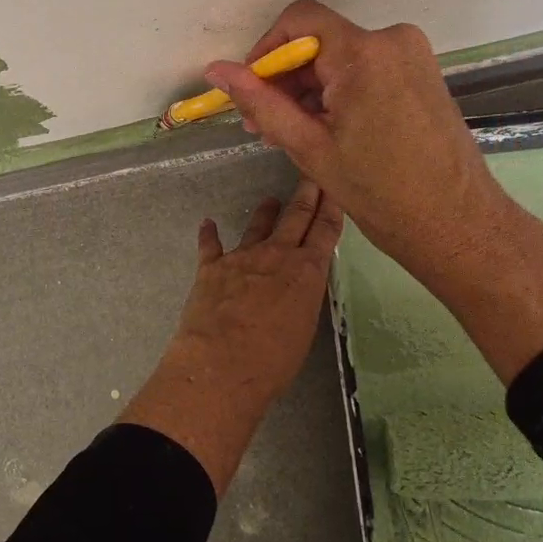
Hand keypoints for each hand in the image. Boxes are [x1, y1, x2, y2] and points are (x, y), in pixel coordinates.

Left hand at [118, 179, 342, 494]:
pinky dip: (209, 233)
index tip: (335, 188)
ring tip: (270, 200)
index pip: (324, 232)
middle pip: (295, 218)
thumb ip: (302, 300)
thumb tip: (297, 289)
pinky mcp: (210, 267)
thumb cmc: (272, 360)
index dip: (332, 208)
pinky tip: (207, 223)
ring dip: (265, 213)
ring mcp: (241, 258)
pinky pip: (210, 244)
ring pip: (257, 226)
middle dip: (306, 196)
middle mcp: (276, 256)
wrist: (220, 364)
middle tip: (310, 177)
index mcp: (307, 272)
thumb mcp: (304, 328)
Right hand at [202, 0, 501, 300]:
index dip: (266, 50)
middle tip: (263, 126)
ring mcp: (413, 56)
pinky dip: (340, 93)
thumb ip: (261, 102)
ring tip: (292, 136)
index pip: (299, 20)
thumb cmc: (380, 192)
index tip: (251, 90)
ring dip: (311, 90)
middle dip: (286, 79)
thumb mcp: (308, 146)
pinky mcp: (422, 75)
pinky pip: (367, 70)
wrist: (455, 223)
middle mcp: (393, 41)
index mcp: (364, 53)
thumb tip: (217, 70)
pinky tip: (327, 132)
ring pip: (341, 58)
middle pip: (319, 42)